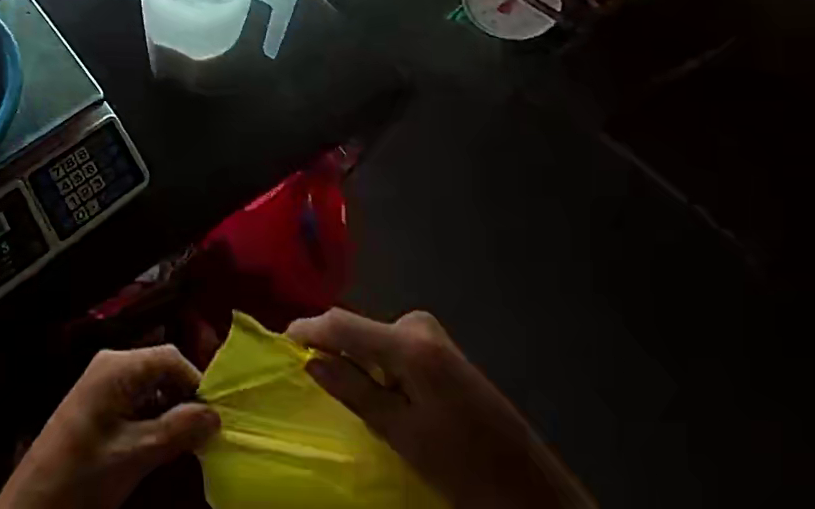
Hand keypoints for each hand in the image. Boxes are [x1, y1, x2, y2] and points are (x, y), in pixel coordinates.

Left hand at [0, 346, 220, 508]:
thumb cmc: (84, 472)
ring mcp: (103, 382)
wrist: (36, 501)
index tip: (217, 418)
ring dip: (172, 409)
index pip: (170, 358)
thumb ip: (177, 430)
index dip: (197, 383)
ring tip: (190, 442)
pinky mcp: (99, 402)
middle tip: (207, 432)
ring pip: (152, 384)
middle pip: (162, 368)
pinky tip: (164, 442)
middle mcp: (111, 364)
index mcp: (118, 366)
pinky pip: (137, 398)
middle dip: (186, 396)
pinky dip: (155, 415)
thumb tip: (215, 415)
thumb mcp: (136, 453)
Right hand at [287, 309, 595, 508]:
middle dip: (335, 350)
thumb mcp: (402, 434)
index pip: (341, 322)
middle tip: (317, 382)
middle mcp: (419, 326)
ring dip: (357, 361)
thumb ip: (354, 390)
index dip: (307, 330)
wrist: (534, 491)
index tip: (280, 343)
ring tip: (351, 396)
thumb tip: (312, 360)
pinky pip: (392, 347)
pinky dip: (378, 366)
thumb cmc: (464, 466)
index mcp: (410, 343)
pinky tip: (383, 397)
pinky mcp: (441, 350)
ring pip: (373, 339)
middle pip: (357, 328)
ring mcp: (433, 336)